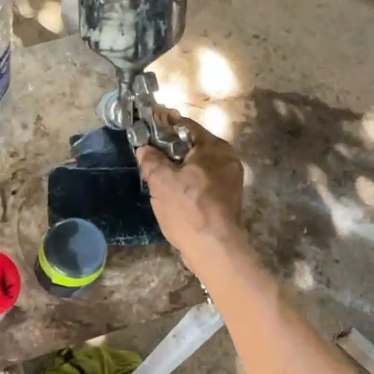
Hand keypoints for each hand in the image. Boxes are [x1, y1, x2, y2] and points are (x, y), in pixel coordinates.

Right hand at [136, 113, 246, 262]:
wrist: (214, 248)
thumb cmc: (188, 209)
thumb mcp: (161, 181)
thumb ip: (151, 160)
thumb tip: (144, 148)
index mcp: (214, 147)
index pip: (185, 125)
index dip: (163, 125)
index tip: (145, 127)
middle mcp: (227, 158)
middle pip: (192, 145)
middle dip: (170, 148)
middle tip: (148, 153)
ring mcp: (229, 179)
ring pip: (198, 165)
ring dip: (178, 167)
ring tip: (156, 173)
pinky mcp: (226, 198)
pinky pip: (203, 181)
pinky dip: (188, 181)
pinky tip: (172, 191)